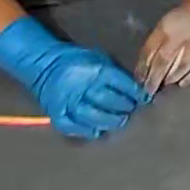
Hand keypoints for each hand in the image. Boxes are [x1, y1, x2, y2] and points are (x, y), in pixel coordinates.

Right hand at [0, 17, 143, 139]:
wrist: (44, 63)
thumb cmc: (79, 59)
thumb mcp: (101, 58)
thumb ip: (116, 73)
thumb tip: (136, 88)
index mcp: (95, 69)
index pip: (120, 83)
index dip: (135, 92)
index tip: (145, 98)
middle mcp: (81, 85)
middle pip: (107, 100)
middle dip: (124, 106)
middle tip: (132, 110)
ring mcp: (66, 100)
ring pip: (91, 116)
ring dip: (109, 120)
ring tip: (120, 121)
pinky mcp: (54, 112)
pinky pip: (71, 126)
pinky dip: (85, 131)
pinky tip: (97, 131)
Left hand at [136, 2, 189, 89]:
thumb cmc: (179, 19)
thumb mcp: (161, 26)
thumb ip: (152, 44)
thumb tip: (144, 68)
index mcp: (166, 30)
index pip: (151, 52)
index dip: (143, 68)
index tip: (139, 80)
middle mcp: (181, 38)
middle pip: (165, 62)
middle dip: (155, 78)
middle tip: (149, 90)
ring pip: (182, 67)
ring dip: (171, 78)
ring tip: (165, 84)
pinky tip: (183, 84)